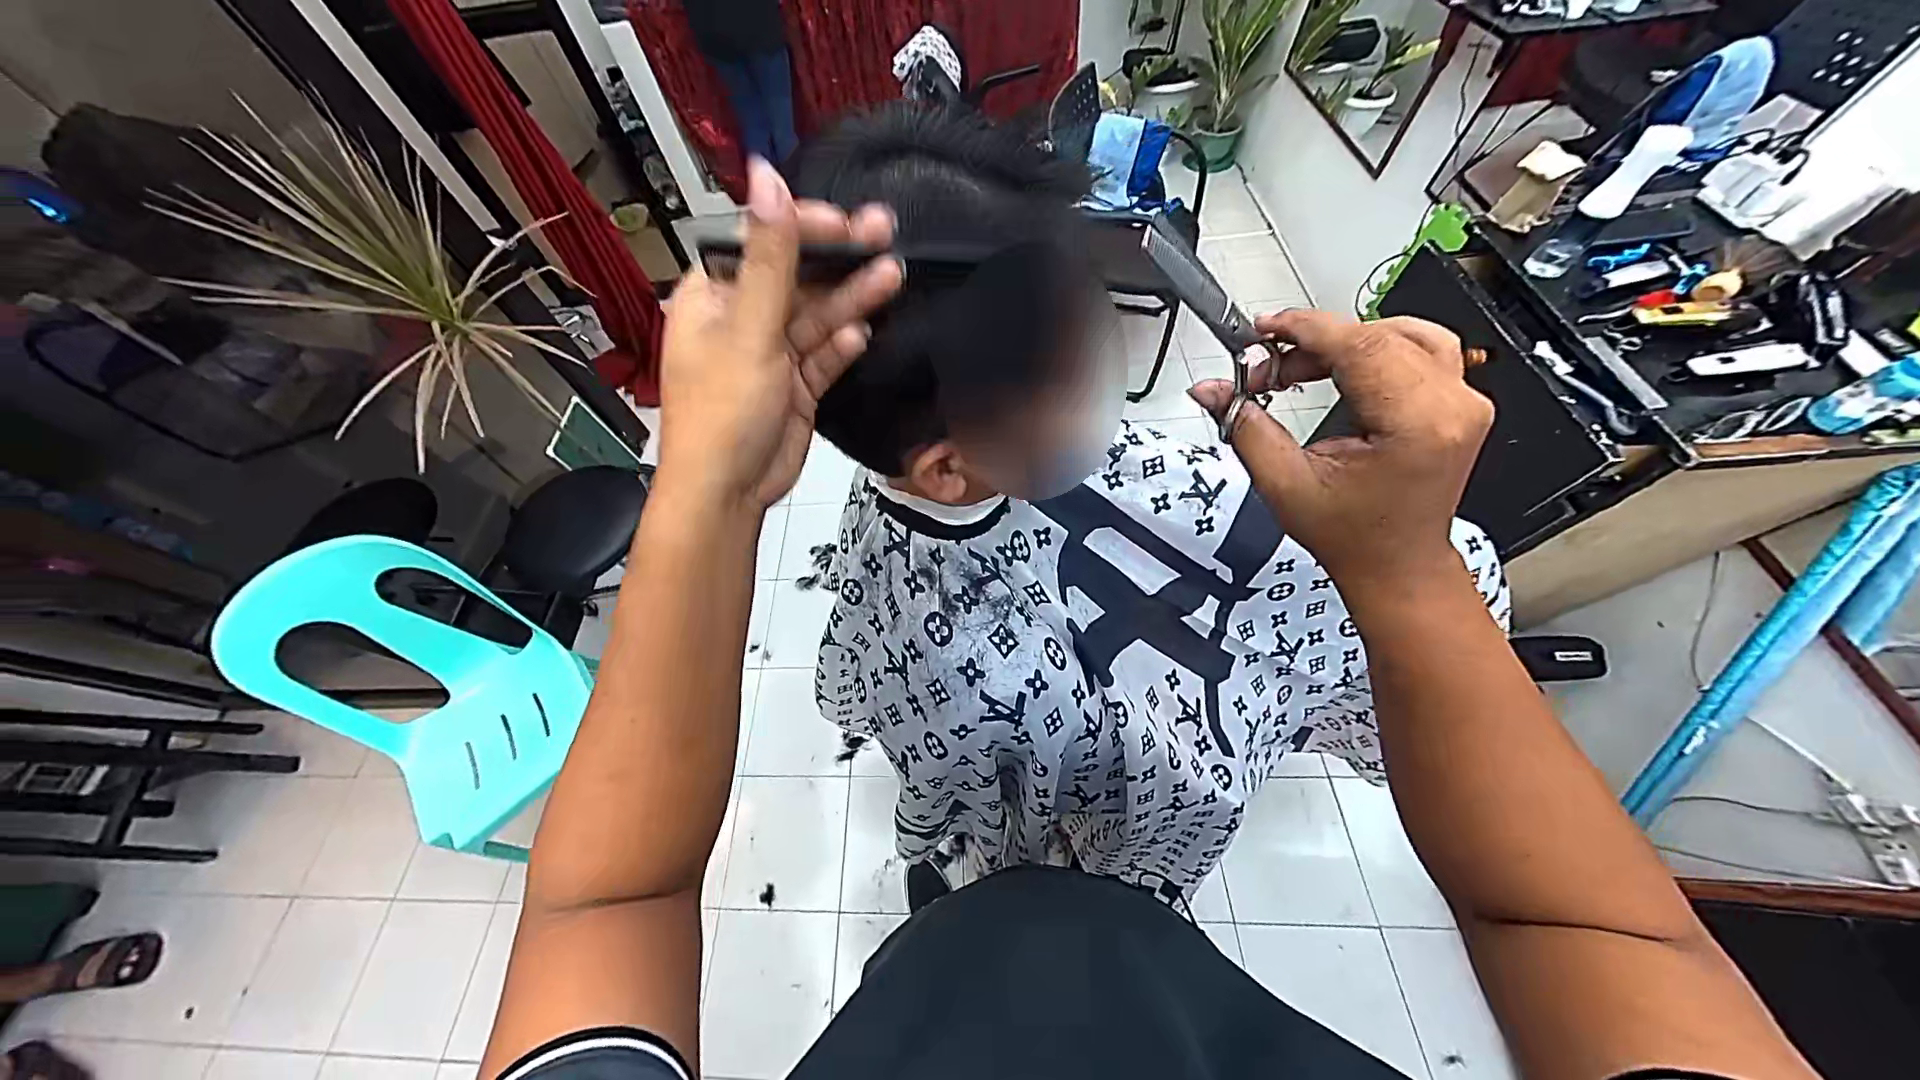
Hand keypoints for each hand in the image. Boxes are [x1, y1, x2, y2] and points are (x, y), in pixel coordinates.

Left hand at [657, 158, 902, 508]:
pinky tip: (860, 334)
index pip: (762, 241)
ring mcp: (771, 353)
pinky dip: (842, 345)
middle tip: (881, 233)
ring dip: (852, 298)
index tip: (844, 221)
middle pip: (797, 275)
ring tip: (890, 276)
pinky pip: (825, 354)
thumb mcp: (748, 329)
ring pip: (818, 314)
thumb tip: (765, 184)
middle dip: (839, 258)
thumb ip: (769, 259)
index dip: (803, 226)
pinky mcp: (795, 384)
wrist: (729, 490)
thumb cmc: (718, 418)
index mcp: (713, 295)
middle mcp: (741, 319)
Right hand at [1188, 310, 1492, 586]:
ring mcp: (1462, 400)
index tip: (1266, 329)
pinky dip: (1369, 349)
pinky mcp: (1456, 400)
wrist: (1394, 561)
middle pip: (1377, 335)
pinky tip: (1337, 367)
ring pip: (1400, 333)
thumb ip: (1245, 426)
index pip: (1362, 345)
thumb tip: (1212, 390)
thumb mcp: (1284, 482)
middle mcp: (1453, 406)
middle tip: (1266, 368)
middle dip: (1312, 342)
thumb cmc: (1353, 534)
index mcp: (1418, 425)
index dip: (1306, 329)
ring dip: (1341, 343)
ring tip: (1298, 368)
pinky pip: (1417, 349)